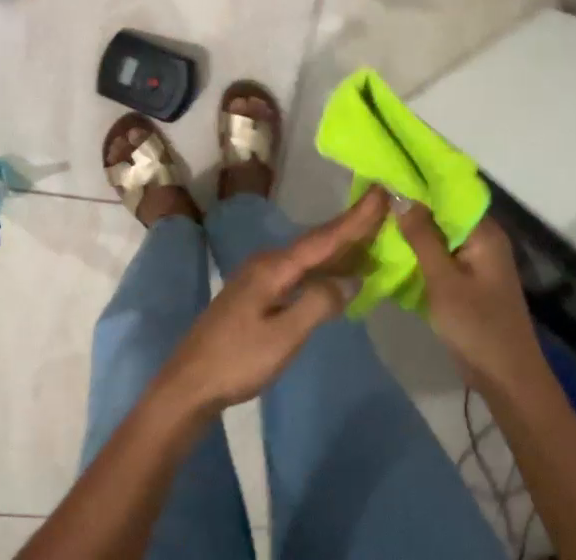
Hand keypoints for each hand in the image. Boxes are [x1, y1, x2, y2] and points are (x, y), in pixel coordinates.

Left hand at [157, 189, 388, 412]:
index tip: (381, 193)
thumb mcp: (284, 336)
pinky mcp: (258, 295)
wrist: (190, 383)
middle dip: (351, 227)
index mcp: (274, 268)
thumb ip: (318, 304)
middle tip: (385, 209)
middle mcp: (267, 264)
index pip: (323, 239)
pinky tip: (337, 275)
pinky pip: (300, 272)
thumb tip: (351, 279)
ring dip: (340, 249)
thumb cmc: (238, 360)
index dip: (355, 219)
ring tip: (372, 238)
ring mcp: (260, 279)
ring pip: (309, 257)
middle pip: (317, 242)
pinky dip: (323, 269)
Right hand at [391, 189, 544, 391]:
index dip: (419, 183)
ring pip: (440, 235)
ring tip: (375, 221)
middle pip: (444, 213)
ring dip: (413, 231)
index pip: (450, 193)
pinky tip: (392, 251)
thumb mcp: (444, 281)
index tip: (385, 175)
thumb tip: (400, 195)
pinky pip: (441, 256)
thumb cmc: (477, 327)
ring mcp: (477, 262)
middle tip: (372, 200)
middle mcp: (483, 240)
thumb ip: (423, 237)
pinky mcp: (469, 281)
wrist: (507, 379)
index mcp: (485, 233)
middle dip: (412, 206)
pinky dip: (420, 253)